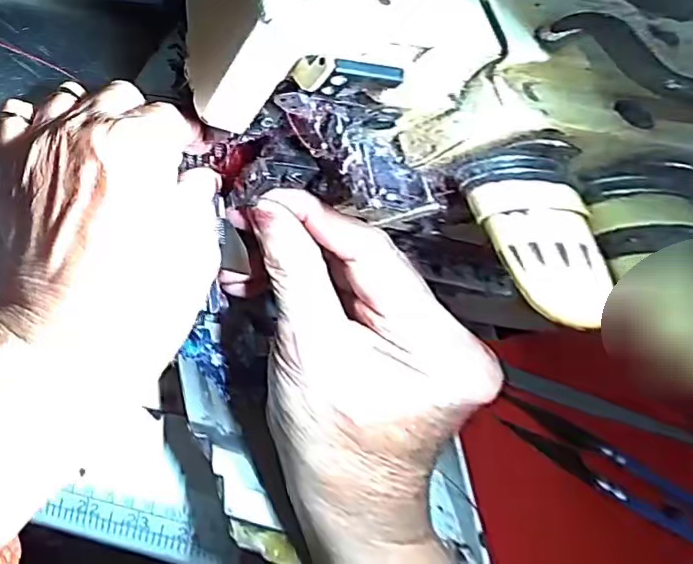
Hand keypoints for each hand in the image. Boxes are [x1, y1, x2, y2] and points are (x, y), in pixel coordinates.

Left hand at [0, 80, 218, 393]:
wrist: (62, 334)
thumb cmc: (126, 305)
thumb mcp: (193, 250)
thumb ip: (195, 199)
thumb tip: (194, 181)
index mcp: (136, 145)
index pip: (167, 113)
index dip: (184, 132)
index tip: (187, 145)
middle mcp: (84, 133)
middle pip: (117, 95)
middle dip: (138, 118)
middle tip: (146, 148)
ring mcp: (43, 144)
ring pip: (68, 95)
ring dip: (88, 112)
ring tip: (98, 141)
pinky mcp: (12, 163)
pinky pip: (14, 115)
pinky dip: (33, 119)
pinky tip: (48, 137)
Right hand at [224, 190, 500, 562]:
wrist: (343, 492)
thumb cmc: (333, 440)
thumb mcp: (306, 345)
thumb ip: (291, 270)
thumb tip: (271, 212)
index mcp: (440, 343)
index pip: (373, 252)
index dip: (316, 218)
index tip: (270, 199)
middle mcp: (443, 334)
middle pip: (359, 257)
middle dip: (297, 236)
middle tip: (253, 217)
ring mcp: (420, 334)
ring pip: (344, 268)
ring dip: (291, 255)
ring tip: (249, 251)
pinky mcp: (392, 333)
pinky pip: (340, 286)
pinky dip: (299, 277)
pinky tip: (264, 274)